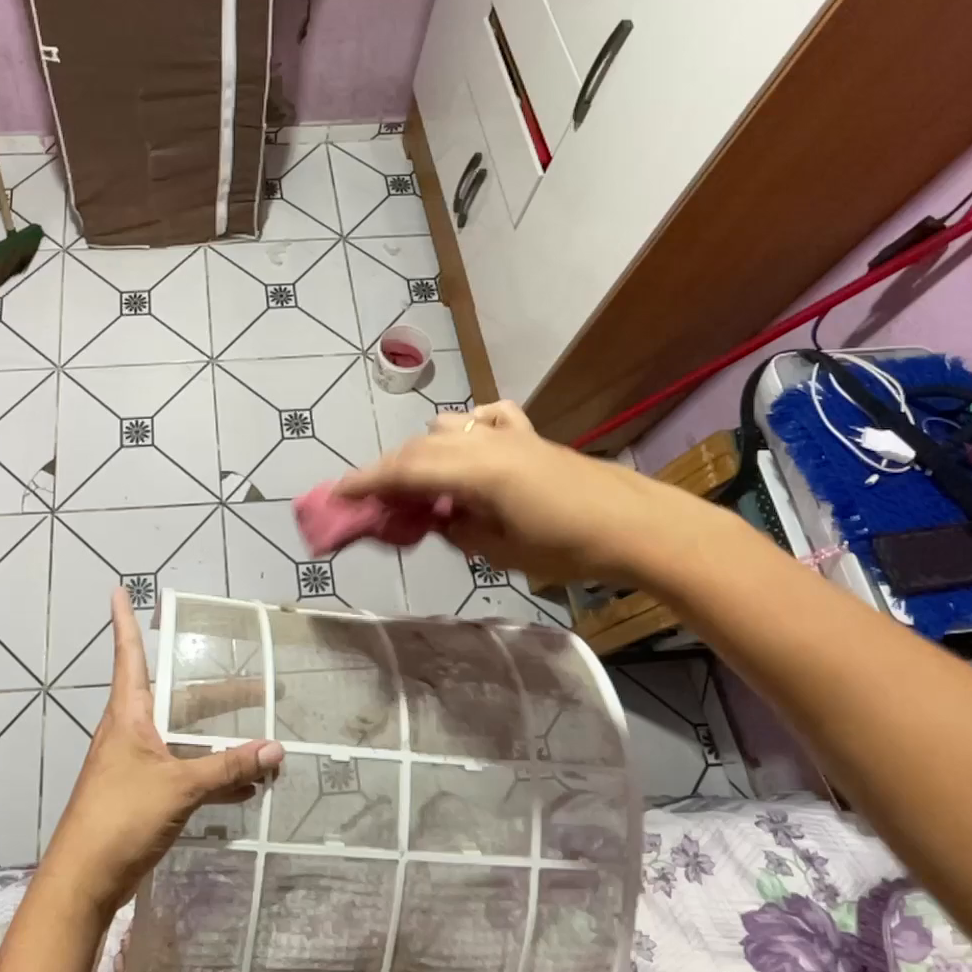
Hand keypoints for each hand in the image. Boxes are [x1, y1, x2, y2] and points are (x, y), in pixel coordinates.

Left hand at [37, 588, 284, 914]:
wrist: (84, 880)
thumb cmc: (120, 816)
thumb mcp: (179, 787)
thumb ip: (228, 767)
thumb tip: (276, 749)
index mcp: (128, 714)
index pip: (128, 654)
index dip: (124, 621)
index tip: (117, 590)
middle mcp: (131, 730)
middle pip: (177, 698)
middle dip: (216, 691)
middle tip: (254, 678)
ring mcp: (138, 763)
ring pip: (186, 739)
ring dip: (220, 741)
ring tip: (263, 737)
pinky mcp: (145, 794)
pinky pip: (187, 772)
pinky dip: (214, 775)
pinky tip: (247, 786)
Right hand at [338, 400, 721, 582]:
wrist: (635, 526)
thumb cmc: (567, 548)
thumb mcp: (500, 551)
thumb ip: (456, 529)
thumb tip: (434, 517)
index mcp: (474, 471)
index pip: (404, 471)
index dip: (366, 482)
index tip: (336, 495)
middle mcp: (484, 442)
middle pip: (418, 448)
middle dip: (387, 472)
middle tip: (369, 500)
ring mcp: (508, 433)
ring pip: (445, 430)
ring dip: (421, 452)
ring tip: (415, 483)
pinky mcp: (529, 435)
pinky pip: (484, 420)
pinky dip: (463, 429)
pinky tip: (465, 443)